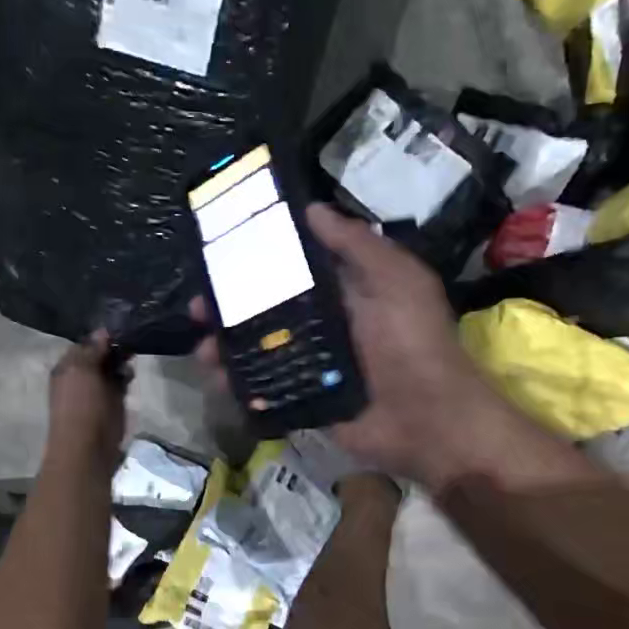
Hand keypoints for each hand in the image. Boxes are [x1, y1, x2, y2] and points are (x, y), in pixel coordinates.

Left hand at [45, 333, 126, 469]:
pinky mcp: (114, 402)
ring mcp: (99, 389)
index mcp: (68, 367)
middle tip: (131, 335)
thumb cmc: (80, 406)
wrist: (88, 447)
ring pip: (113, 367)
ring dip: (122, 360)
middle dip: (114, 346)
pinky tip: (132, 373)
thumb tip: (103, 330)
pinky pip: (122, 382)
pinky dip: (127, 376)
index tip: (120, 325)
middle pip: (101, 354)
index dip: (100, 335)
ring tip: (134, 353)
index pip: (85, 343)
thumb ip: (92, 349)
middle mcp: (82, 375)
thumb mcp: (82, 370)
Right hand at [193, 204, 534, 488]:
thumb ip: (357, 245)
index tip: (220, 253)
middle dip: (229, 307)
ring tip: (202, 350)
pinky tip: (217, 379)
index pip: (292, 269)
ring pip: (259, 350)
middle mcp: (325, 325)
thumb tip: (313, 210)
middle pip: (266, 310)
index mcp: (345, 292)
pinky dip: (239, 385)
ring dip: (226, 347)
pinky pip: (265, 389)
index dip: (257, 260)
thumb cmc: (413, 340)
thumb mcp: (396, 279)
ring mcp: (313, 366)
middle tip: (199, 307)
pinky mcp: (305, 400)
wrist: (429, 418)